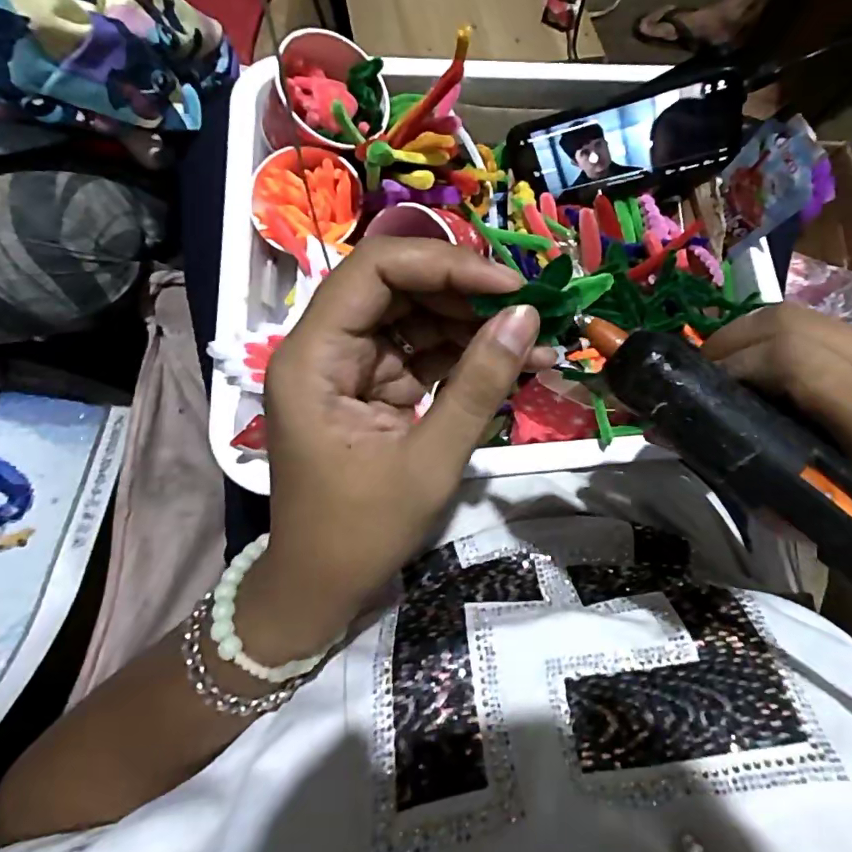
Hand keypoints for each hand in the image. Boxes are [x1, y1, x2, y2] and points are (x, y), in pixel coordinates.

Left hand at [242, 238, 554, 659]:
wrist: (322, 586)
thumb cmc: (362, 530)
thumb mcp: (430, 460)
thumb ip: (478, 384)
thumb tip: (526, 316)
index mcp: (315, 357)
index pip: (376, 272)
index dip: (444, 265)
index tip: (507, 285)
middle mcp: (327, 347)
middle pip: (398, 287)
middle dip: (467, 292)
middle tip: (530, 307)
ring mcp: (351, 366)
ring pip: (417, 316)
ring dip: (475, 322)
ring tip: (536, 337)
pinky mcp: (375, 385)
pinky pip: (424, 351)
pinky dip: (468, 353)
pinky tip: (515, 359)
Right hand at [703, 304, 851, 585]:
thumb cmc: (850, 538)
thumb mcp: (787, 504)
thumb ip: (733, 454)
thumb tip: (662, 425)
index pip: (795, 357)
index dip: (736, 359)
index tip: (699, 380)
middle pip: (800, 324)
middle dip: (737, 339)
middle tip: (703, 367)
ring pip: (812, 318)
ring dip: (756, 335)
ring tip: (726, 363)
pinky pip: (828, 331)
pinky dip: (782, 340)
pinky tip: (761, 363)